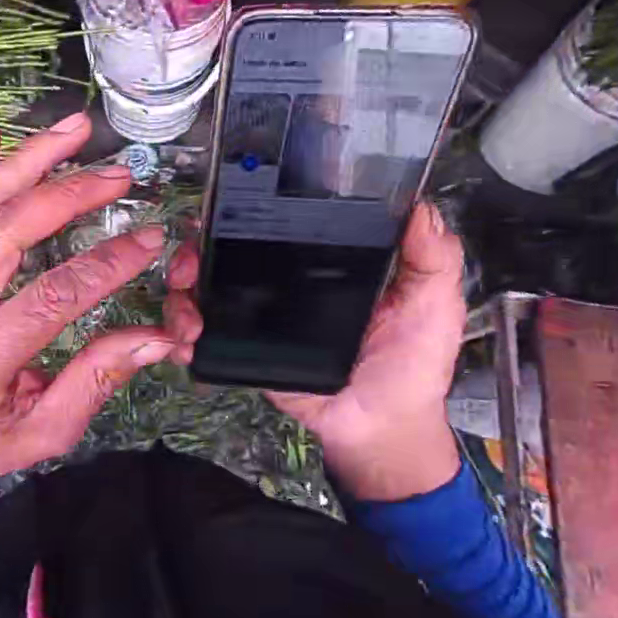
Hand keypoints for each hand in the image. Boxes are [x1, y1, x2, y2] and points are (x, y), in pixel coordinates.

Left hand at [0, 113, 171, 500]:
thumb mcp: (49, 431)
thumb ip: (98, 380)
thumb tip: (157, 338)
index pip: (51, 297)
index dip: (106, 265)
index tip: (150, 241)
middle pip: (4, 233)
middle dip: (69, 195)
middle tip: (118, 175)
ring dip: (28, 160)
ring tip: (75, 129)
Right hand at [164, 201, 465, 501]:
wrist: (381, 428)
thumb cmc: (413, 362)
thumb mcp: (435, 303)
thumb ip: (434, 256)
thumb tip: (419, 205)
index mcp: (330, 257)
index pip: (285, 216)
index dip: (256, 200)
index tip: (233, 189)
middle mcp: (290, 276)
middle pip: (233, 245)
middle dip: (201, 242)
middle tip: (194, 255)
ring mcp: (263, 312)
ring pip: (209, 284)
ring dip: (184, 284)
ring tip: (186, 298)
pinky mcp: (247, 348)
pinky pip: (207, 331)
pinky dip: (181, 328)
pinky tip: (183, 336)